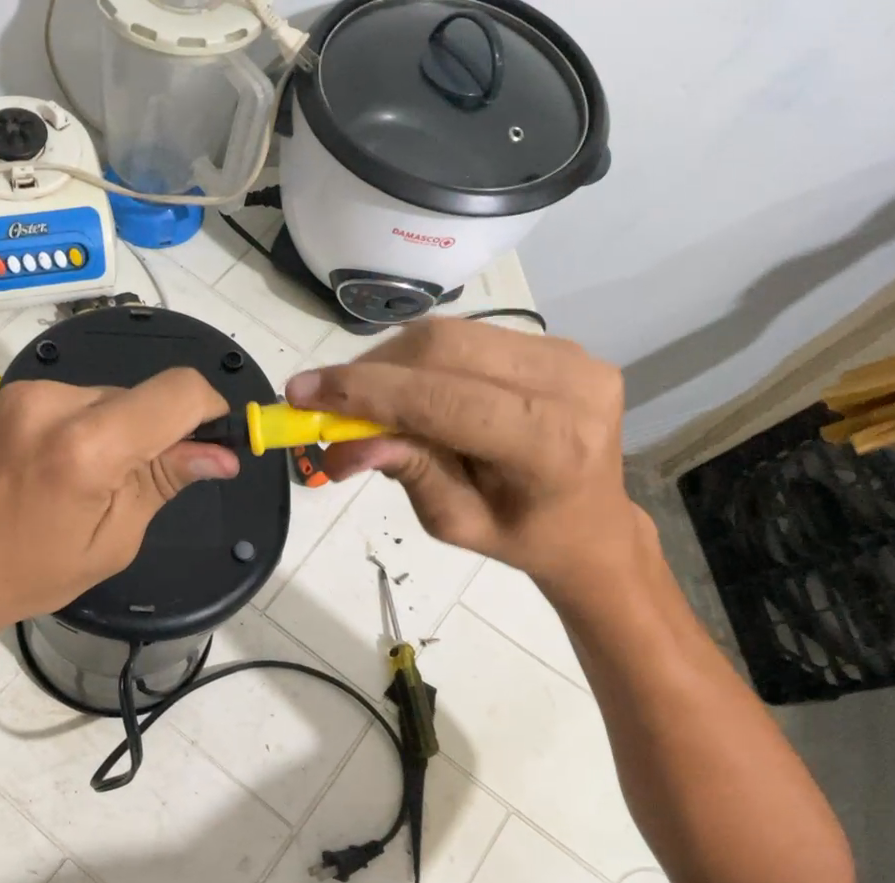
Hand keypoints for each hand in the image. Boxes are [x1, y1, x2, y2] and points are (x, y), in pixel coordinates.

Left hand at [0, 369, 239, 642]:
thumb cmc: (24, 576)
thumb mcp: (111, 542)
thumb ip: (164, 483)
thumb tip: (219, 454)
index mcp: (86, 446)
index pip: (177, 392)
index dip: (209, 410)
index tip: (213, 442)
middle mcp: (53, 401)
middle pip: (140, 395)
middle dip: (158, 433)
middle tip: (139, 488)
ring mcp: (24, 394)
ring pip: (107, 398)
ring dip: (119, 432)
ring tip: (88, 487)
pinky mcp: (7, 397)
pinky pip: (72, 401)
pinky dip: (86, 429)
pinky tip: (62, 472)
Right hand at [285, 318, 640, 596]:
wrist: (592, 523)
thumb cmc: (521, 535)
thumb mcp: (455, 522)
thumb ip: (407, 472)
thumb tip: (343, 442)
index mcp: (549, 445)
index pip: (442, 400)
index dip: (366, 391)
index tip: (301, 393)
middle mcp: (570, 385)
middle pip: (443, 349)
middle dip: (371, 372)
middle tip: (323, 400)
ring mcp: (571, 356)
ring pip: (451, 335)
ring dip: (390, 363)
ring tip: (364, 400)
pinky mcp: (559, 344)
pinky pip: (469, 336)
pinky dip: (421, 359)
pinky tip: (406, 389)